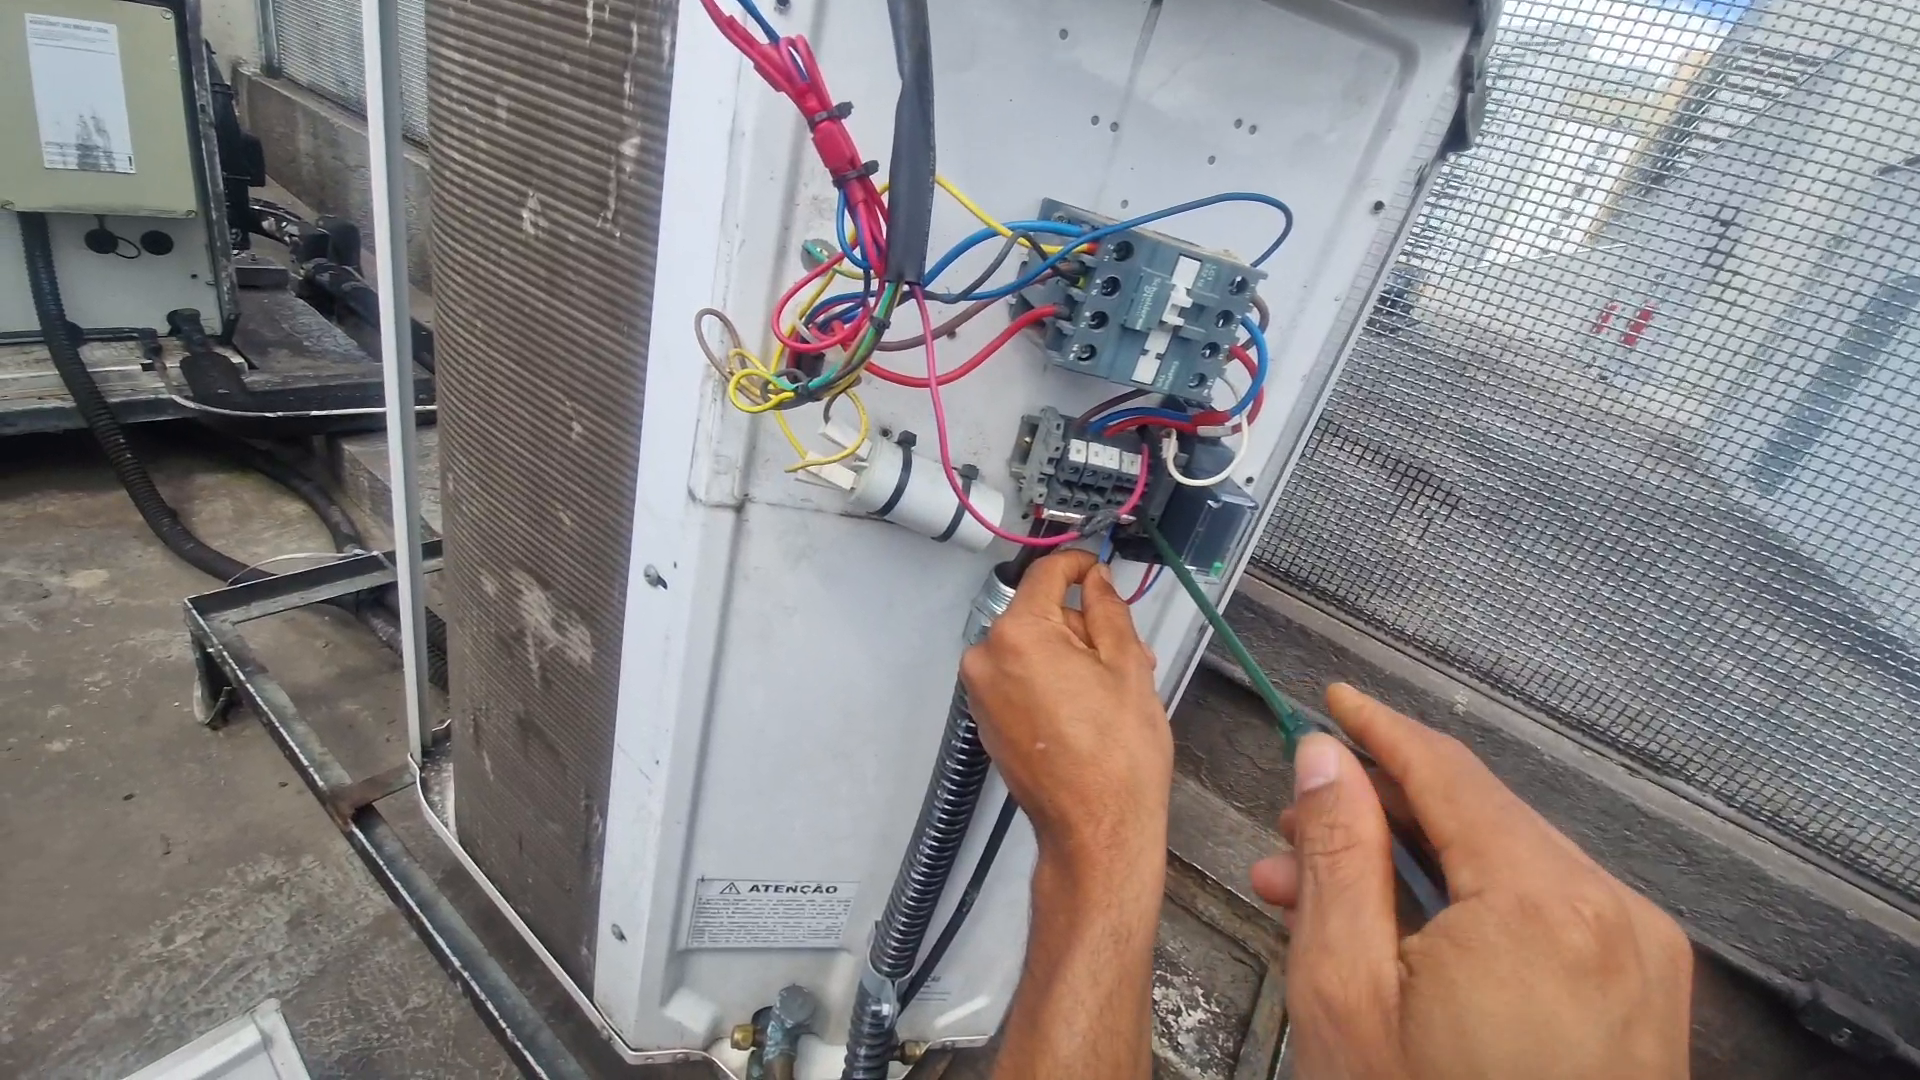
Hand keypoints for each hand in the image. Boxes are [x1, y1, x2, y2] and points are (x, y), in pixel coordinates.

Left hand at [961, 550, 1170, 875]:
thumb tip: (1096, 580)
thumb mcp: (1127, 665)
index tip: (1096, 567)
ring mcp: (981, 691)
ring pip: (1031, 647)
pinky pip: (1019, 677)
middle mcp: (987, 657)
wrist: (1096, 829)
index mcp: (1018, 635)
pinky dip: (1050, 679)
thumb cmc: (1117, 755)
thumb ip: (1107, 609)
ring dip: (1070, 655)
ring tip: (1112, 688)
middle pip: (1039, 614)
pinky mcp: (986, 718)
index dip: (1077, 564)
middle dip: (1081, 625)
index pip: (1045, 574)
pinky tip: (1086, 706)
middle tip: (1126, 654)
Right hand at [1252, 684, 1692, 1079]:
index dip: (1376, 726)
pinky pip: (1524, 903)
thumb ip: (1335, 851)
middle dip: (1370, 807)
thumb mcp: (1345, 984)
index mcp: (1545, 902)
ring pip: (1490, 857)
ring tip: (1307, 884)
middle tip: (1286, 826)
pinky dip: (1447, 899)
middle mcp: (1611, 910)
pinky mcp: (1634, 985)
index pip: (1445, 771)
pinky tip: (1380, 923)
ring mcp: (1635, 951)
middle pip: (1468, 812)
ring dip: (1398, 859)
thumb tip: (1322, 753)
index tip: (1329, 697)